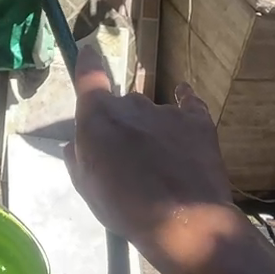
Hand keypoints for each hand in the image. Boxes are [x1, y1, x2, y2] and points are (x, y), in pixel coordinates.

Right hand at [63, 43, 247, 273]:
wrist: (182, 222)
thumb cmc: (124, 206)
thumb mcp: (86, 186)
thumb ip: (77, 158)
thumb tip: (76, 144)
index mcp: (98, 116)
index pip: (88, 76)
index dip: (87, 63)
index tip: (88, 51)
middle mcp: (131, 104)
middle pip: (123, 104)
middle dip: (123, 125)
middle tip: (129, 157)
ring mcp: (166, 110)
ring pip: (153, 112)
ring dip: (152, 128)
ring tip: (162, 161)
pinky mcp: (198, 121)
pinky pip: (189, 103)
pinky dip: (185, 102)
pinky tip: (185, 99)